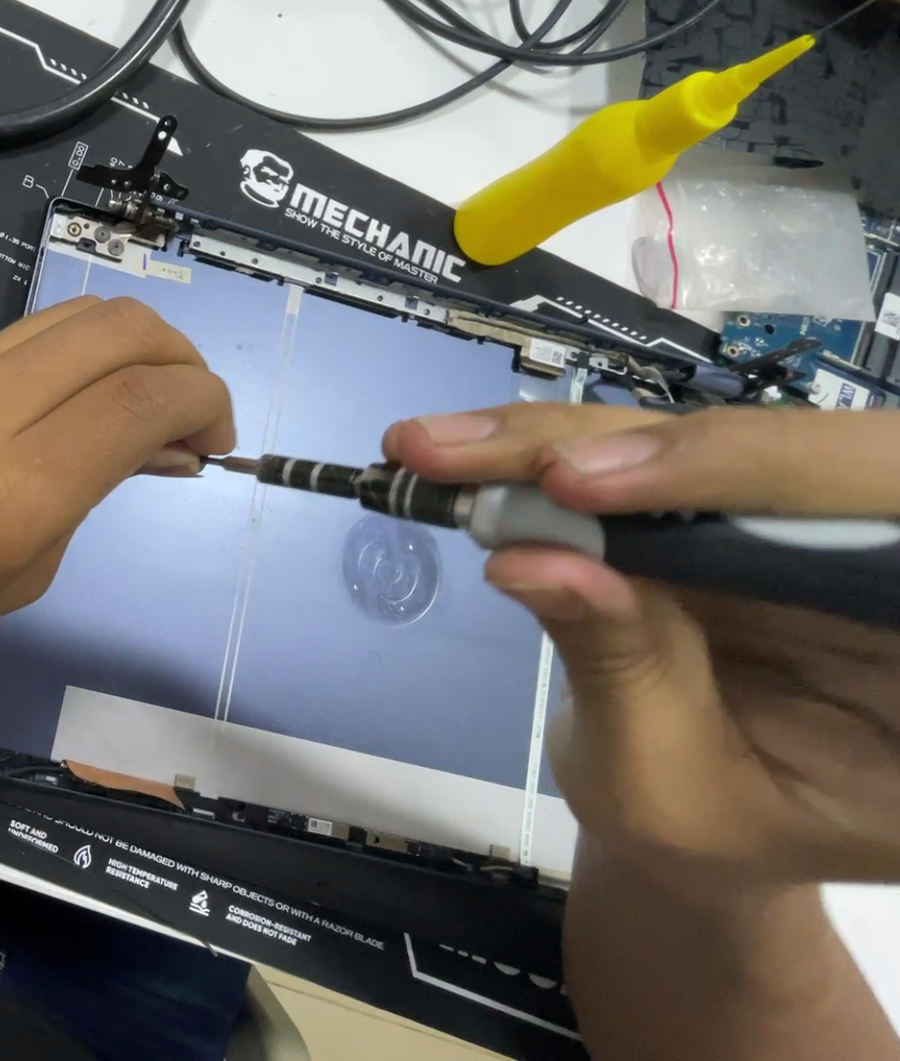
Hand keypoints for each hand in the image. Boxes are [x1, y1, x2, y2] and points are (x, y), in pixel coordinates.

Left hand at [0, 296, 235, 698]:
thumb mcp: (24, 573)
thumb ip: (96, 493)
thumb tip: (163, 443)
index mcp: (14, 491)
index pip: (142, 400)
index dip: (204, 402)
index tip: (216, 437)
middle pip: (120, 330)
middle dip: (183, 358)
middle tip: (191, 409)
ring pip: (76, 316)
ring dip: (134, 345)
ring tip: (145, 396)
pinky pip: (28, 335)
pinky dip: (80, 352)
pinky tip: (82, 395)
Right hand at [384, 404, 899, 882]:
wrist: (702, 831)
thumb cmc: (713, 838)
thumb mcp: (669, 785)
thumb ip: (622, 668)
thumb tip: (525, 561)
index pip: (894, 508)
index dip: (745, 470)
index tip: (578, 481)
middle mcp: (885, 564)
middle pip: (774, 456)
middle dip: (604, 446)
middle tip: (455, 453)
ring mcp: (798, 533)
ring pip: (684, 441)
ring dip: (542, 442)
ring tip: (425, 450)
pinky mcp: (717, 519)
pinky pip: (632, 463)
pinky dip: (531, 462)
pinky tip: (456, 462)